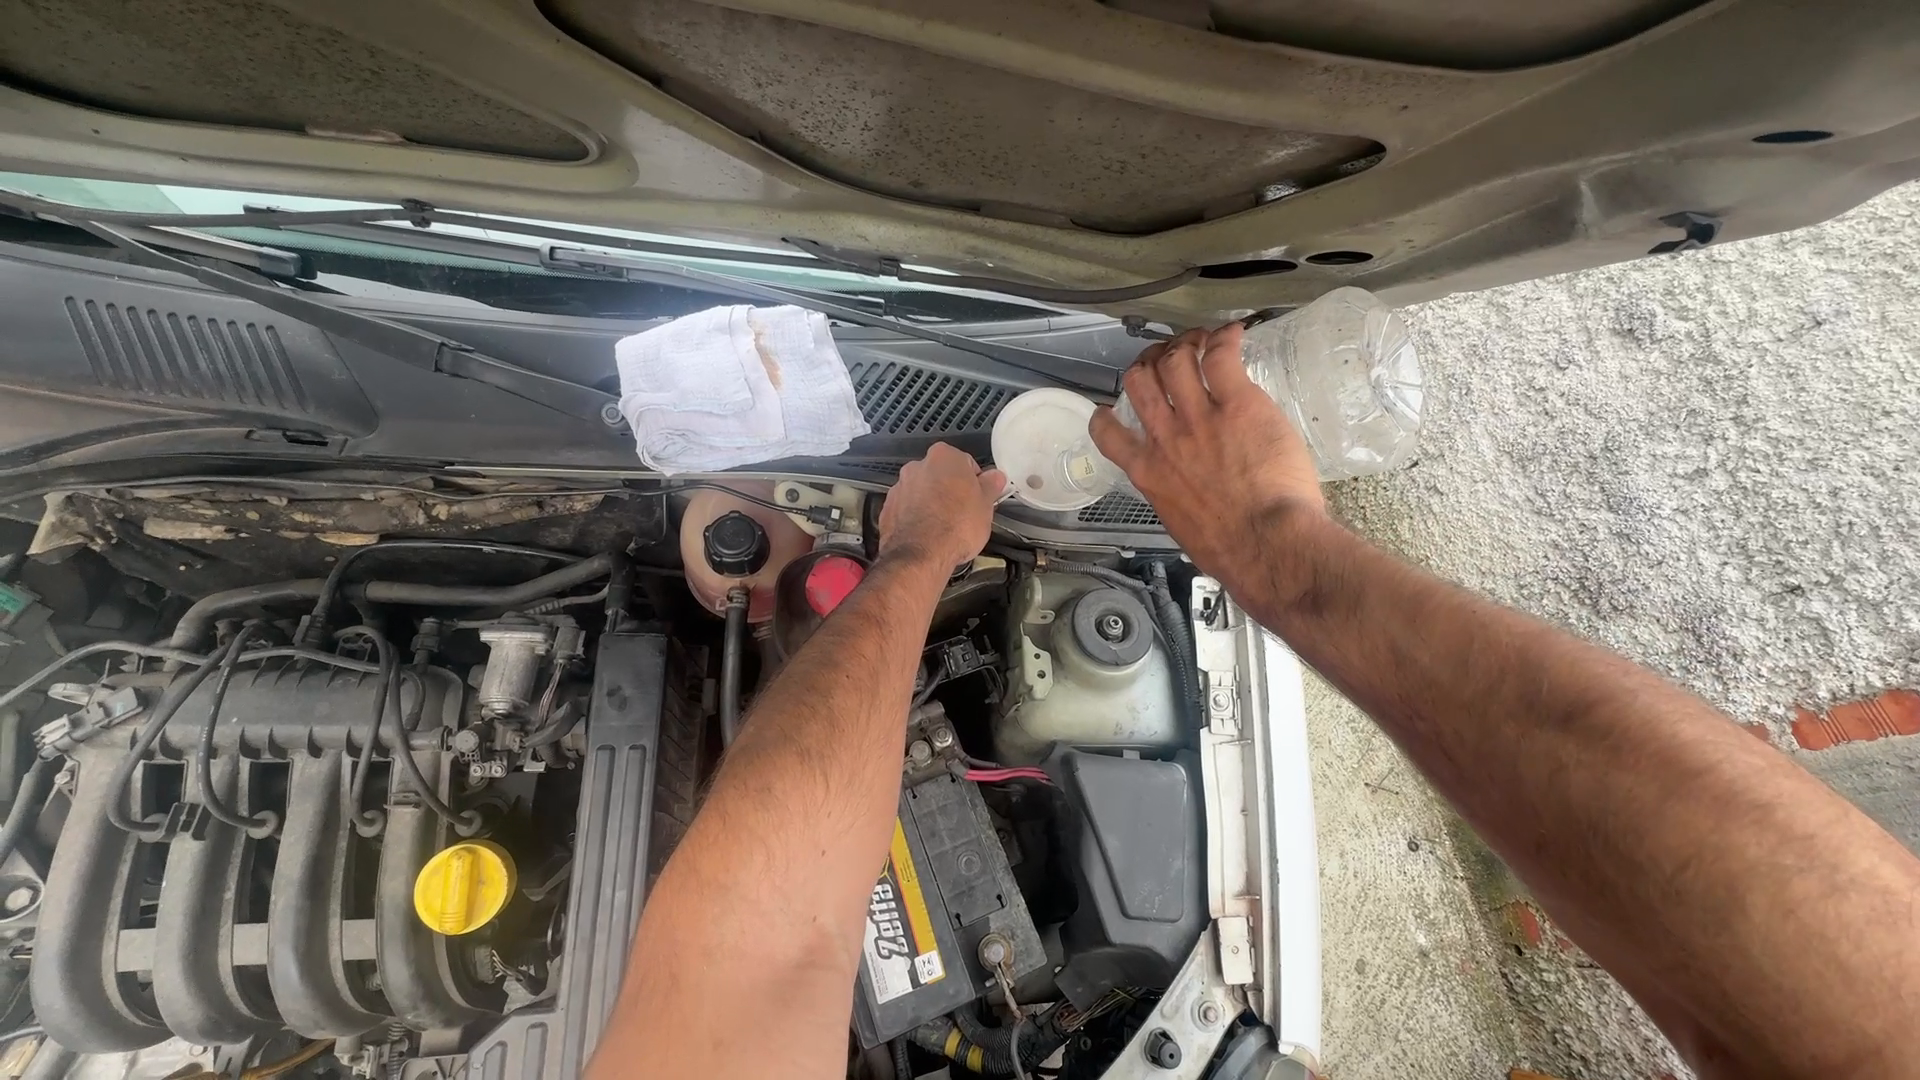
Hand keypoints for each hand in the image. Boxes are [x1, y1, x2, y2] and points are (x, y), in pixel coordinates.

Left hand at [878, 443, 1006, 570]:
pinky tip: (930, 533)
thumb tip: (994, 479)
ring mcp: (900, 488)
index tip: (981, 493)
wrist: (921, 555)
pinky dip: (917, 518)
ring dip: (933, 504)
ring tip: (947, 526)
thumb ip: (991, 485)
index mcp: (944, 457)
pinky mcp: (889, 510)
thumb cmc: (952, 527)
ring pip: (923, 492)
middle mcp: (918, 468)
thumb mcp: (985, 505)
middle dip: (952, 491)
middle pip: (941, 476)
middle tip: (966, 511)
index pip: (966, 462)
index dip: (976, 481)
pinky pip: (907, 509)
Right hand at [1088, 323, 1324, 581]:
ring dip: (1184, 344)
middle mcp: (1166, 438)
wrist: (1264, 543)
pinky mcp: (1238, 403)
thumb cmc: (1229, 549)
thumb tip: (1192, 500)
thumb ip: (1178, 500)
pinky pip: (1220, 356)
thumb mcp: (1183, 527)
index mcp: (1148, 473)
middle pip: (1140, 381)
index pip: (1108, 433)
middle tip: (1166, 359)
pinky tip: (1233, 333)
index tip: (1114, 407)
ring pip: (1174, 360)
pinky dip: (1223, 338)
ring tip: (1200, 341)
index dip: (1106, 414)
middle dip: (1149, 363)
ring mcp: (1199, 417)